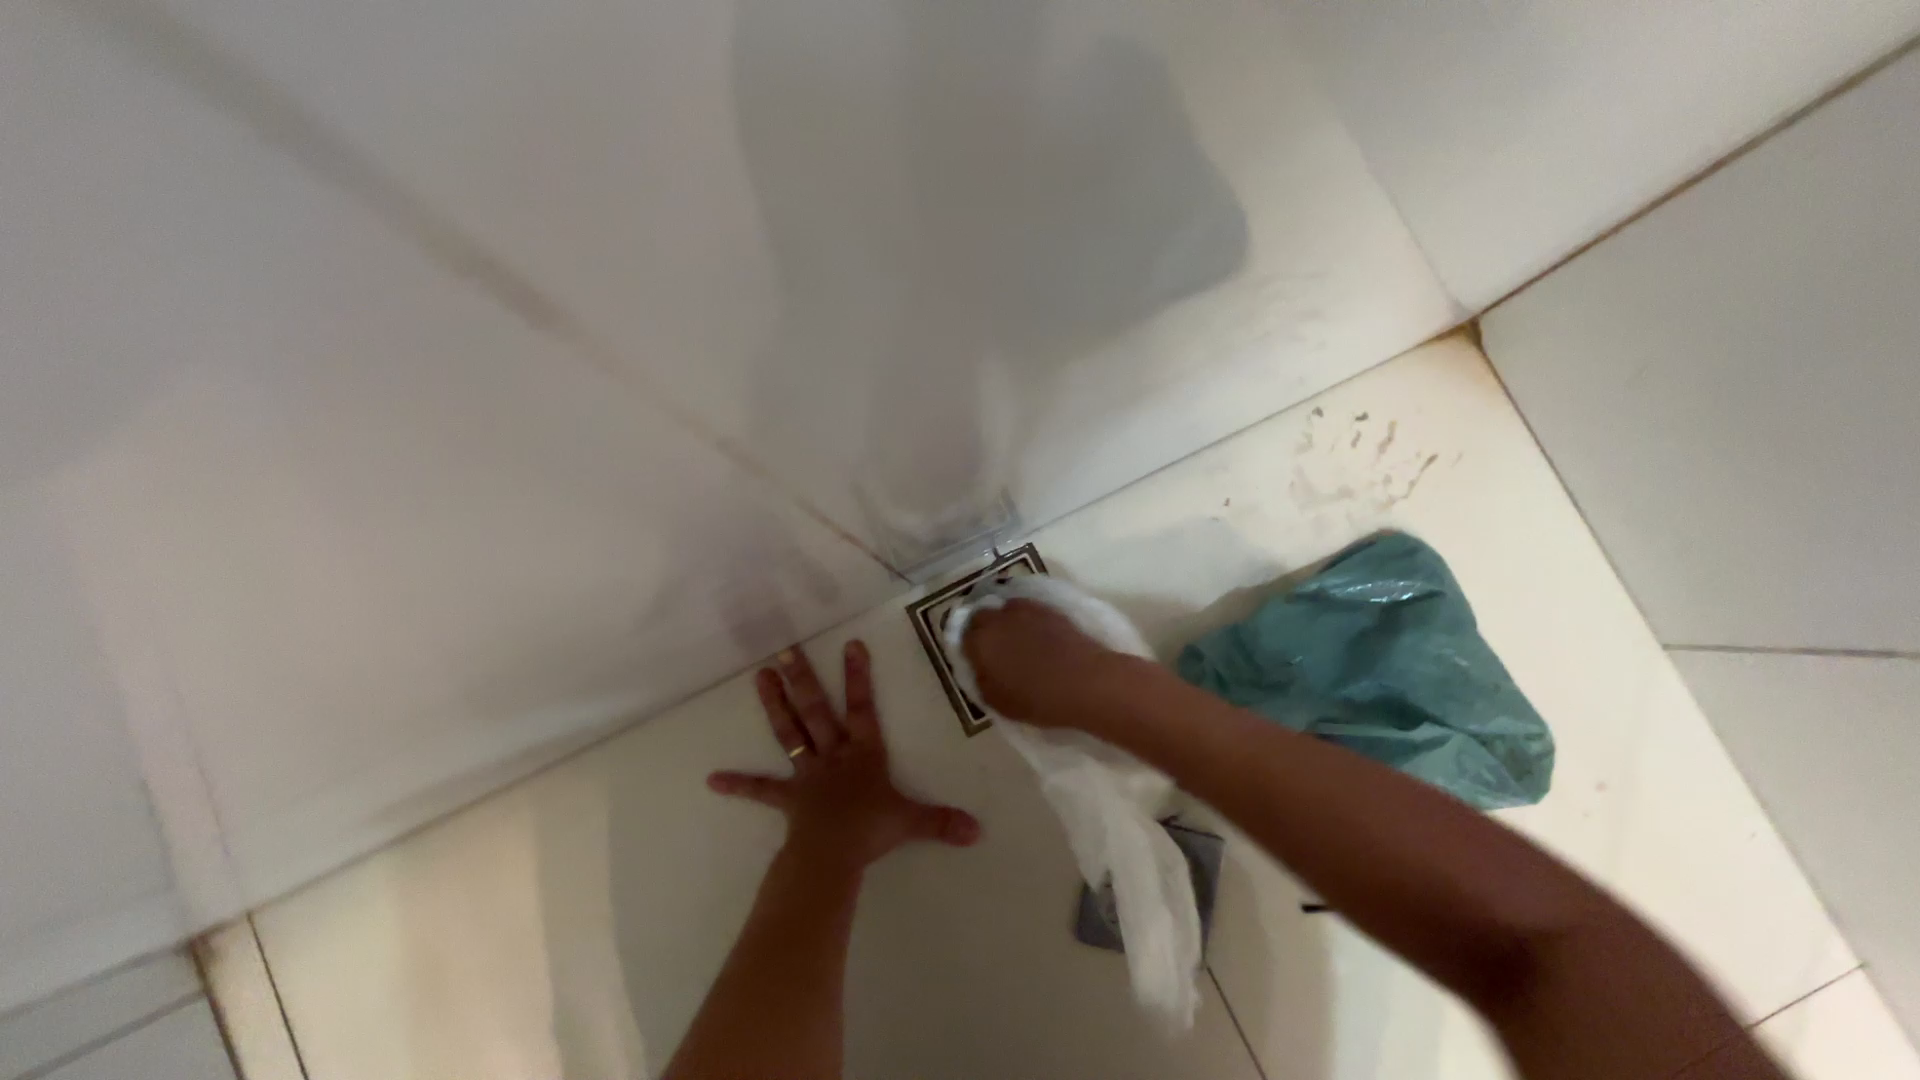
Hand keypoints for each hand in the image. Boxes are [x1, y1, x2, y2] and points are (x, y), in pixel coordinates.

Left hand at [708, 640, 980, 866]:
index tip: (850, 643)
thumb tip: (978, 831)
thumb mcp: (912, 822)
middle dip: (803, 679)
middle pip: (817, 710)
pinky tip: (712, 779)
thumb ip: (943, 821)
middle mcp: (833, 754)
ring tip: (760, 677)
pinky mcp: (788, 797)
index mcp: (863, 753)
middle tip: (786, 649)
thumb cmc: (871, 830)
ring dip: (775, 705)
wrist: (832, 855)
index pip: (862, 707)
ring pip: (790, 733)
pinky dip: (739, 785)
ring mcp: (807, 774)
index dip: (858, 676)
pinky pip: (761, 790)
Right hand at [960, 599, 1128, 723]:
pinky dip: (1028, 619)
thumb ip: (981, 680)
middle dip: (984, 628)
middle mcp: (999, 618)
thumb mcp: (997, 702)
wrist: (1086, 683)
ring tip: (1017, 639)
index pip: (963, 635)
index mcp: (980, 641)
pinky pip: (1030, 609)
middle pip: (982, 615)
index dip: (969, 646)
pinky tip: (1037, 635)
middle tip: (994, 648)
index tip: (976, 658)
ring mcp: (1026, 610)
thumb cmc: (1037, 699)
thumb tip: (980, 668)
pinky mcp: (1051, 609)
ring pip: (1006, 608)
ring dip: (1006, 620)